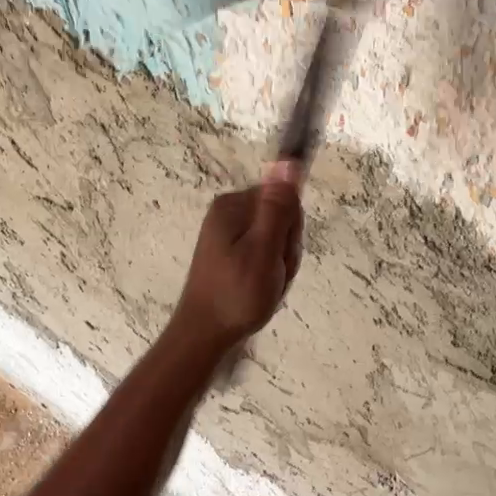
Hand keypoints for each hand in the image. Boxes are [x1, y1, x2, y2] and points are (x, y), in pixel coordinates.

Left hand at [170, 161, 304, 352]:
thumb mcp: (264, 250)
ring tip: (265, 286)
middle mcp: (228, 212)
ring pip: (276, 239)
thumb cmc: (236, 295)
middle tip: (272, 275)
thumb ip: (278, 207)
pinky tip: (260, 289)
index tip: (279, 256)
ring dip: (279, 265)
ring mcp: (228, 234)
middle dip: (285, 250)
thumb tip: (289, 161)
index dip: (290, 232)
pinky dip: (269, 273)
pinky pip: (264, 254)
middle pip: (282, 218)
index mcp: (233, 206)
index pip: (285, 200)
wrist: (205, 334)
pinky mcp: (230, 253)